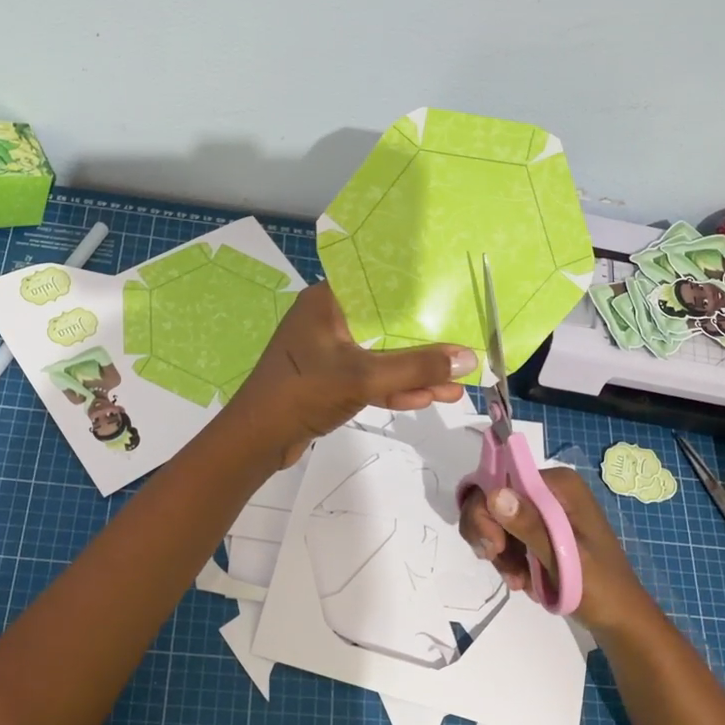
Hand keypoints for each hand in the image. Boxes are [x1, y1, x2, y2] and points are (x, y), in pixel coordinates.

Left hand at [221, 282, 475, 467]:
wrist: (256, 441)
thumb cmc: (302, 393)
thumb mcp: (363, 377)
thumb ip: (416, 368)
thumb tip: (468, 359)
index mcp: (329, 301)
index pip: (381, 283)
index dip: (420, 291)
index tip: (454, 297)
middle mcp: (329, 320)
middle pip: (387, 323)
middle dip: (425, 343)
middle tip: (463, 350)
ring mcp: (329, 352)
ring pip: (382, 356)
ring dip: (415, 372)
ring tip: (456, 385)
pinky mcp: (329, 381)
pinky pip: (370, 378)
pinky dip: (395, 387)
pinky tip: (428, 398)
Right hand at [458, 466, 661, 633]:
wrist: (618, 616)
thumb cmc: (600, 587)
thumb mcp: (564, 558)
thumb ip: (529, 526)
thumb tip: (495, 494)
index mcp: (559, 486)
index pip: (498, 482)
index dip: (486, 514)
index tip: (494, 550)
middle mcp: (548, 490)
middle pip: (490, 500)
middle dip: (489, 536)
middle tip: (499, 563)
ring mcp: (543, 510)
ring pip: (493, 522)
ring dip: (500, 555)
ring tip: (519, 581)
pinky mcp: (539, 530)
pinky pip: (504, 538)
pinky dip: (507, 561)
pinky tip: (523, 580)